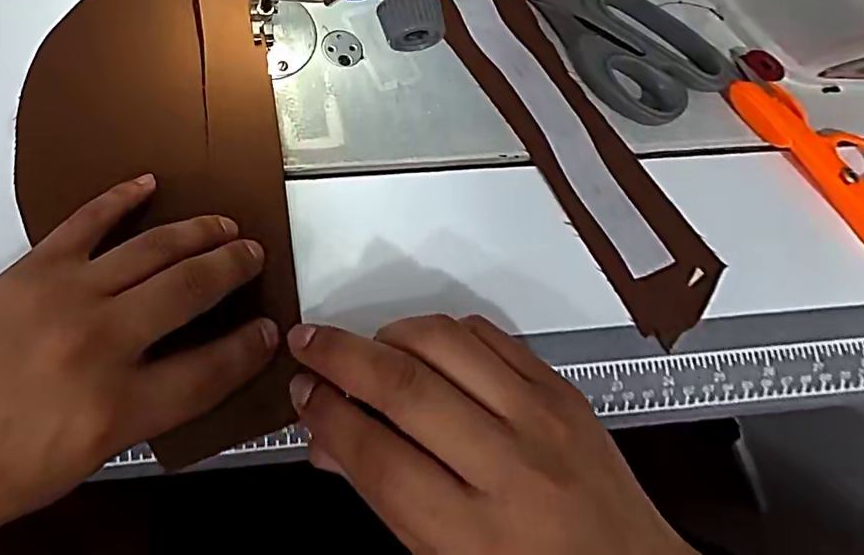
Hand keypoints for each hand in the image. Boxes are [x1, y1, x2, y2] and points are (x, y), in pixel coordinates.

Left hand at [0, 175, 278, 553]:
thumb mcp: (73, 465)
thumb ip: (134, 414)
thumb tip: (174, 377)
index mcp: (111, 411)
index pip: (207, 372)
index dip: (247, 350)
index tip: (267, 332)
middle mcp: (97, 344)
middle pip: (189, 291)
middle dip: (231, 269)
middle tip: (252, 255)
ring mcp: (65, 295)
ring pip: (152, 249)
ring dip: (195, 232)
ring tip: (223, 224)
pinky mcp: (32, 268)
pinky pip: (89, 221)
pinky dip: (121, 197)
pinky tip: (146, 183)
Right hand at [288, 315, 694, 554]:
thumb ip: (385, 499)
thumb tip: (327, 441)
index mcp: (481, 539)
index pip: (378, 458)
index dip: (327, 416)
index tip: (303, 393)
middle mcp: (514, 472)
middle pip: (403, 388)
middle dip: (340, 356)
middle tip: (308, 343)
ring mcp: (543, 420)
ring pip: (441, 343)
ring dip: (387, 334)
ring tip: (365, 346)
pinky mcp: (560, 388)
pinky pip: (486, 333)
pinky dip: (441, 330)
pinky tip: (422, 343)